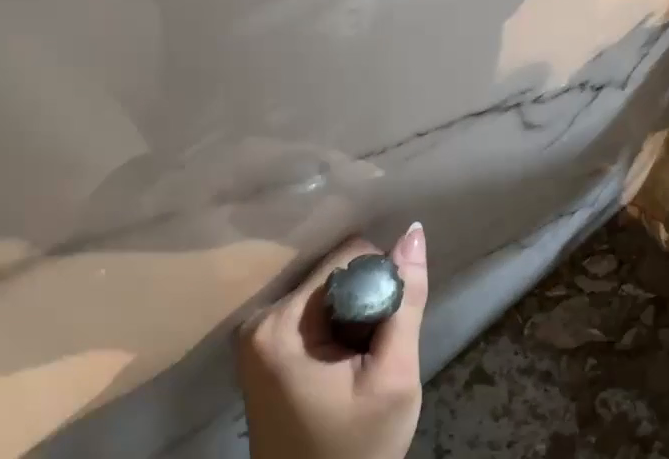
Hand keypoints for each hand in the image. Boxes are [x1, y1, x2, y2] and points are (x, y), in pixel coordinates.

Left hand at [238, 226, 429, 458]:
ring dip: (356, 314)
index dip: (383, 282)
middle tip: (376, 349)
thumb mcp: (394, 376)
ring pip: (329, 291)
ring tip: (362, 358)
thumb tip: (414, 231)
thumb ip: (406, 301)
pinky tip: (347, 362)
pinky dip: (340, 328)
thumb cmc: (357, 447)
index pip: (348, 258)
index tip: (389, 327)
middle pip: (335, 273)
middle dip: (367, 299)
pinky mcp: (262, 351)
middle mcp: (257, 321)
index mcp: (279, 325)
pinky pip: (315, 312)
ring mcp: (255, 337)